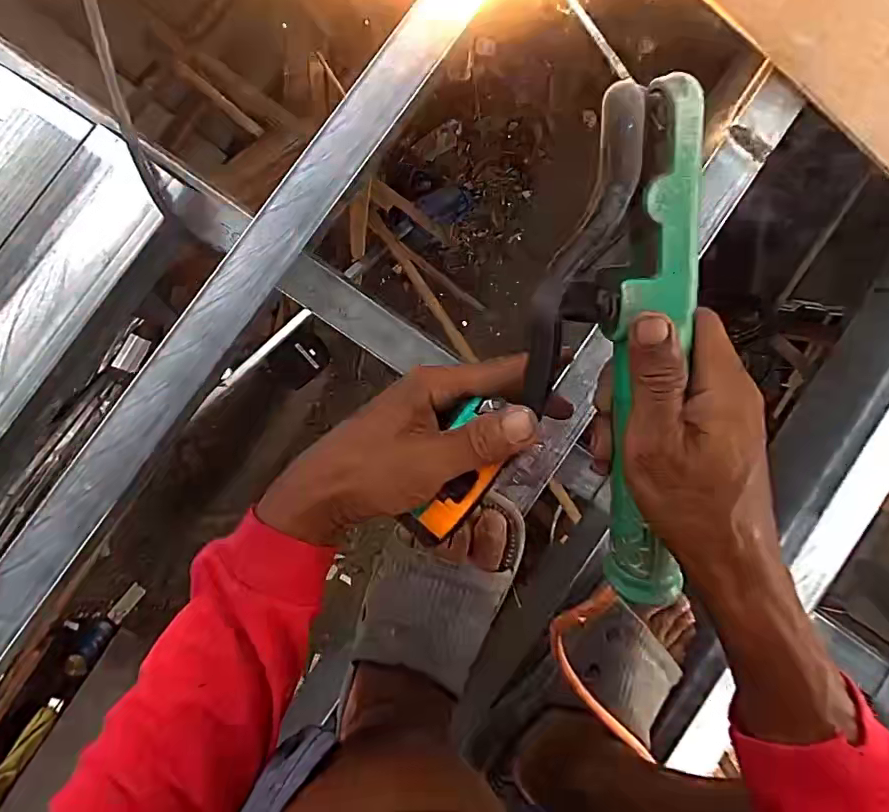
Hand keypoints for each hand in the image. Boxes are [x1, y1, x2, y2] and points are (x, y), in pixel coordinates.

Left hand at [257, 354, 564, 545]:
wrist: (318, 498)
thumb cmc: (369, 471)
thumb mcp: (432, 460)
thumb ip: (482, 442)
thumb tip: (531, 418)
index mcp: (433, 387)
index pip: (496, 373)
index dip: (534, 379)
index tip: (570, 387)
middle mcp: (429, 400)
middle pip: (486, 420)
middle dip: (495, 457)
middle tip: (502, 482)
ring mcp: (420, 428)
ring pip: (469, 452)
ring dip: (468, 484)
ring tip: (453, 509)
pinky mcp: (413, 452)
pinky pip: (448, 468)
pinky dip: (449, 492)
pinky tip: (437, 515)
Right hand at [598, 308, 857, 744]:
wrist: (728, 565)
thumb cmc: (690, 506)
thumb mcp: (655, 436)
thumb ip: (653, 376)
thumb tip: (651, 317)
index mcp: (721, 384)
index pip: (693, 318)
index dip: (654, 317)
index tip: (618, 337)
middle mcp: (728, 391)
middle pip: (669, 353)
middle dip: (629, 378)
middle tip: (611, 414)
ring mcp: (722, 414)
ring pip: (663, 384)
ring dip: (629, 409)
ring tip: (615, 447)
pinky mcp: (714, 434)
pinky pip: (671, 411)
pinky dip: (644, 426)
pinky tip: (627, 456)